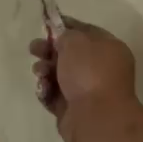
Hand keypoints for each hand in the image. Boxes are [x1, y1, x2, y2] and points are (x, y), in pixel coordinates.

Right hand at [30, 18, 137, 141]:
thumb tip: (61, 39)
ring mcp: (86, 89)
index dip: (65, 27)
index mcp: (108, 48)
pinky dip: (46, 90)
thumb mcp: (76, 42)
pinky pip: (53, 94)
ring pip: (58, 74)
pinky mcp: (71, 108)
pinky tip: (44, 88)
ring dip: (44, 70)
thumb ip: (65, 34)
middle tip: (34, 49)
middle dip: (48, 50)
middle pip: (69, 54)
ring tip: (40, 73)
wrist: (95, 116)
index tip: (45, 26)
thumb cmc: (89, 73)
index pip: (85, 32)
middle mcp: (99, 68)